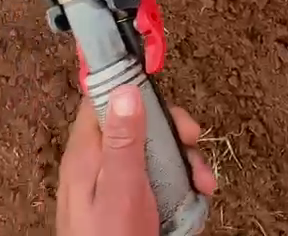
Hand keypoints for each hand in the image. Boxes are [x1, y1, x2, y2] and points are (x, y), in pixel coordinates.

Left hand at [56, 88, 216, 235]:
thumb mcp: (122, 187)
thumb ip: (123, 139)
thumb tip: (125, 88)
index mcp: (87, 152)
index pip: (102, 98)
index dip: (132, 87)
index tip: (161, 93)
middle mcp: (96, 161)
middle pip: (136, 121)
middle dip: (171, 128)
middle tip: (193, 139)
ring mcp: (111, 181)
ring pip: (151, 148)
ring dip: (181, 157)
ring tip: (201, 180)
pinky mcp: (125, 199)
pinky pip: (153, 174)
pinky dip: (176, 178)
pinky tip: (194, 192)